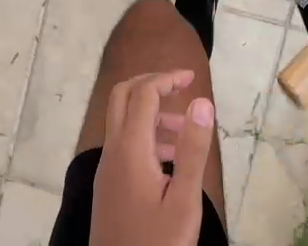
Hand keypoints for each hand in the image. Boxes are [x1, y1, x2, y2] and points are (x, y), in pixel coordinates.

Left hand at [89, 70, 215, 245]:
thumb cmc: (157, 245)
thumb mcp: (183, 201)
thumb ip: (192, 150)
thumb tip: (201, 101)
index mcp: (129, 149)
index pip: (143, 93)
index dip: (166, 78)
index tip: (192, 78)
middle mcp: (111, 152)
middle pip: (122, 96)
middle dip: (151, 84)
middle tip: (181, 87)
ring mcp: (106, 170)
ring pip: (122, 121)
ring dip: (151, 112)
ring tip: (185, 131)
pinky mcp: (108, 187)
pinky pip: (124, 144)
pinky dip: (145, 136)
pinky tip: (170, 160)